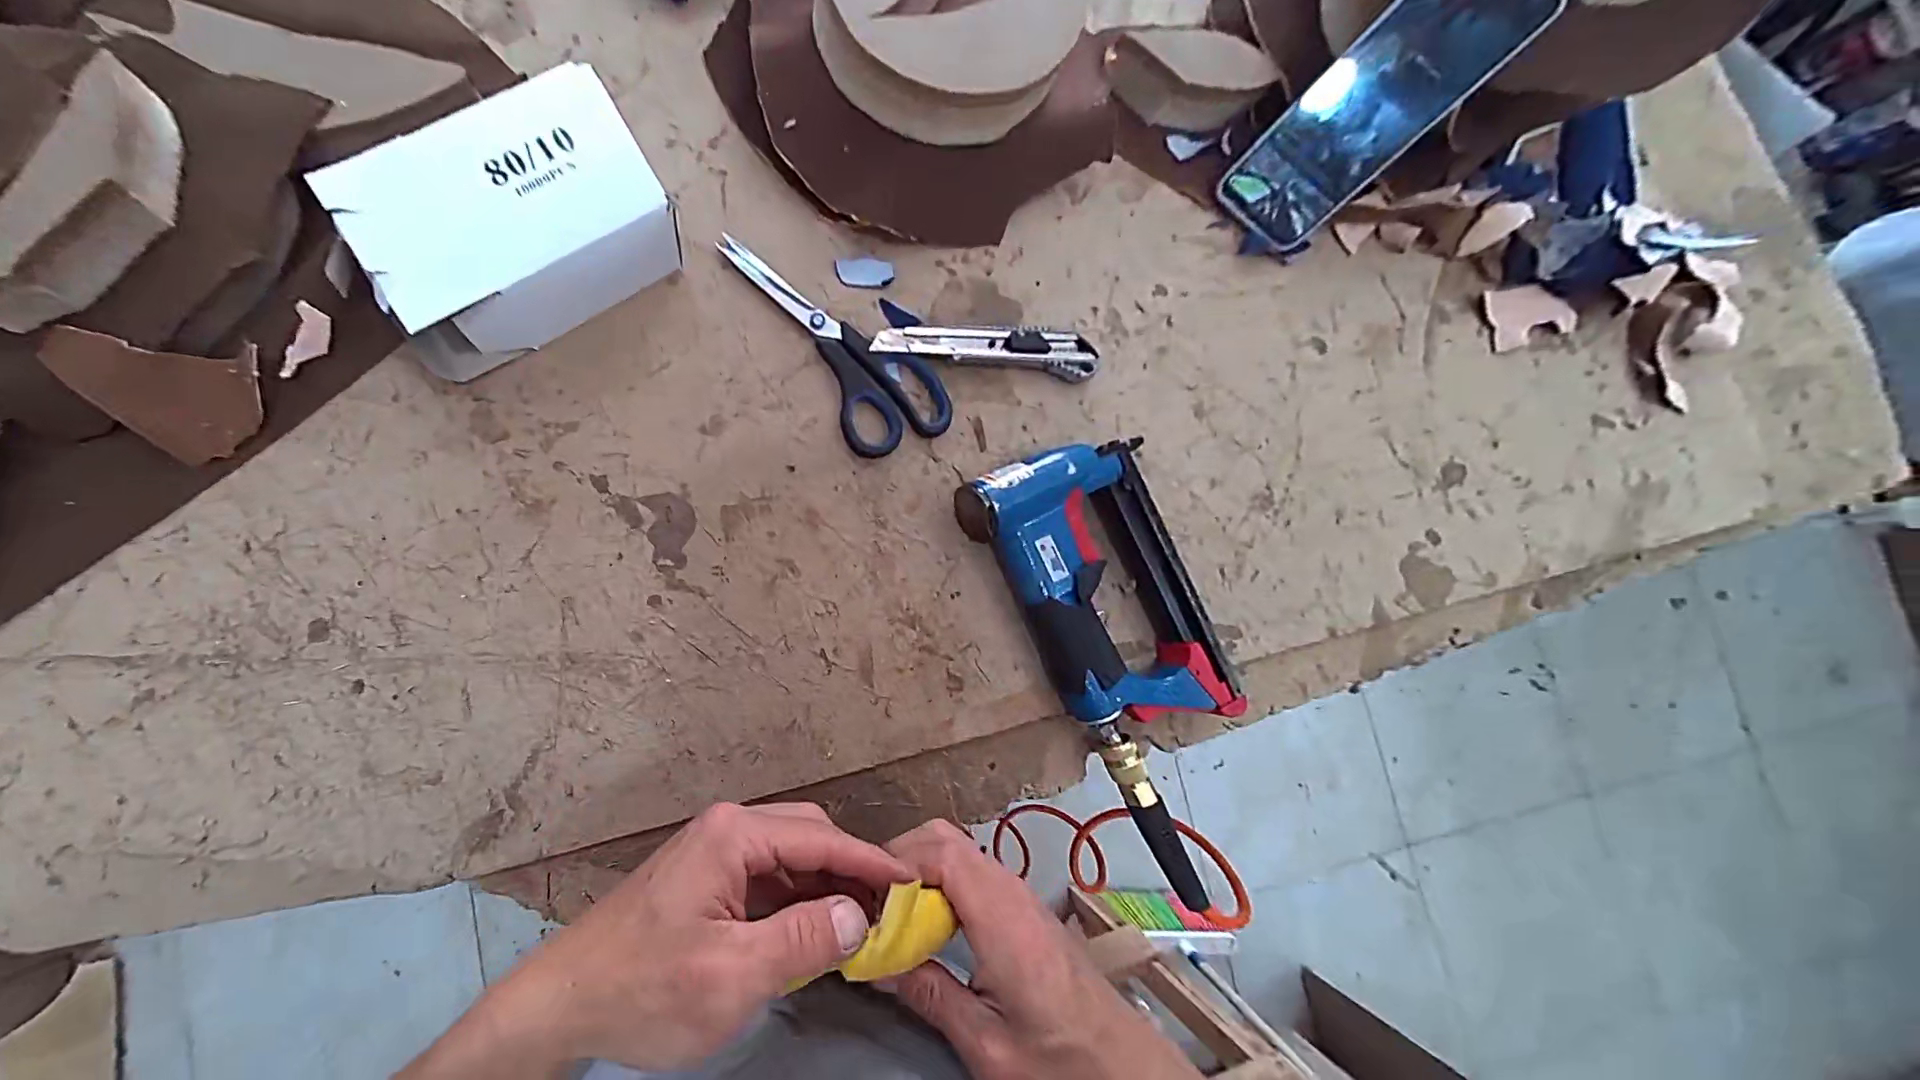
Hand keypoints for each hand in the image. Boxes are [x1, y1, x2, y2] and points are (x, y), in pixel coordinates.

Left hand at [399, 802, 910, 1078]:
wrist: (555, 1007)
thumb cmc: (642, 990)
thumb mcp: (730, 975)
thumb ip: (803, 940)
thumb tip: (861, 915)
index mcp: (735, 833)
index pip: (823, 838)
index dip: (872, 861)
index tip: (913, 881)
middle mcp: (730, 827)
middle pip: (810, 836)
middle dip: (851, 869)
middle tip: (890, 906)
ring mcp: (717, 849)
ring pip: (792, 855)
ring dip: (827, 884)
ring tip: (862, 919)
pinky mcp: (709, 875)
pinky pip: (771, 876)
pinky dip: (800, 897)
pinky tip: (816, 926)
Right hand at [883, 820, 1200, 1079]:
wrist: (1122, 1061)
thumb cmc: (1062, 1057)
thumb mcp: (988, 1044)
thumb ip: (933, 995)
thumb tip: (882, 964)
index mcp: (1002, 917)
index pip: (941, 852)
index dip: (897, 862)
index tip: (867, 899)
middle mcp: (1012, 890)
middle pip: (946, 838)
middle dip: (901, 858)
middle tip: (873, 903)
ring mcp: (1019, 893)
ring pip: (958, 850)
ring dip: (920, 869)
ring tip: (893, 914)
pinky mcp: (1022, 905)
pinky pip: (971, 871)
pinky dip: (941, 881)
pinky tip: (929, 922)